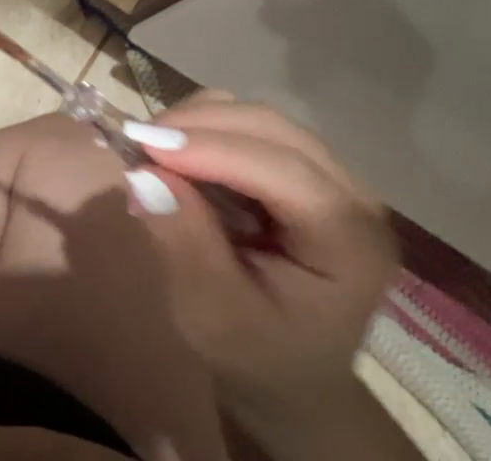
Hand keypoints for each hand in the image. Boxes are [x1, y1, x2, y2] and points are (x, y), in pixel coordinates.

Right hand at [119, 96, 398, 414]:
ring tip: (150, 149)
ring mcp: (333, 181)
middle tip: (135, 142)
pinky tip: (178, 154)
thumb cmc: (252, 351)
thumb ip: (184, 244)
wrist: (286, 370)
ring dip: (200, 122)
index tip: (143, 143)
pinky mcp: (304, 172)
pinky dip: (207, 128)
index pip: (285, 174)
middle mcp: (355, 201)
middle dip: (200, 126)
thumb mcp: (211, 314)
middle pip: (276, 132)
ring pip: (262, 121)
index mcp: (351, 246)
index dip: (213, 150)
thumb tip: (143, 174)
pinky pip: (253, 128)